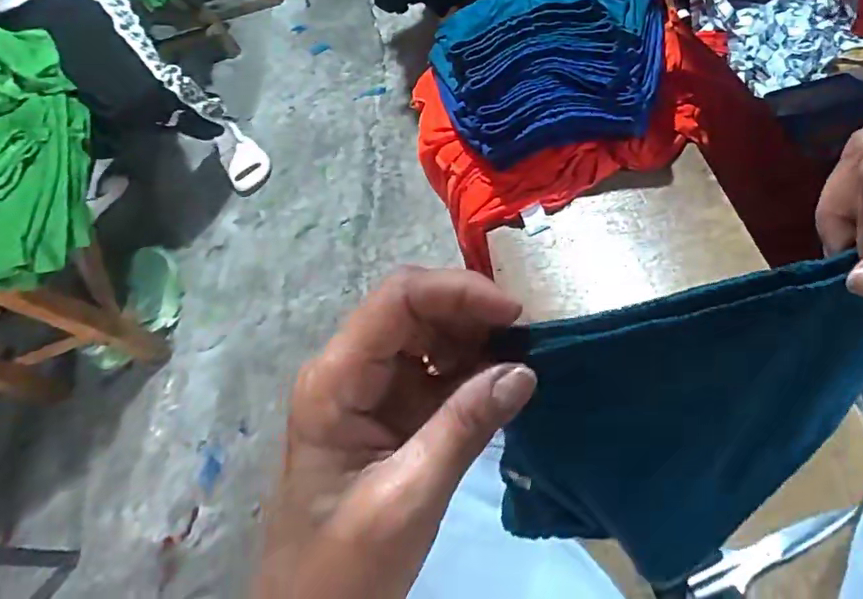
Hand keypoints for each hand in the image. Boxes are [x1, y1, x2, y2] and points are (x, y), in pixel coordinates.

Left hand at [255, 269, 535, 598]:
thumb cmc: (342, 570)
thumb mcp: (407, 498)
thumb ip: (464, 427)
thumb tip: (524, 370)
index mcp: (336, 379)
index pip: (399, 299)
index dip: (458, 292)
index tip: (513, 312)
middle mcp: (351, 367)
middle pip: (417, 305)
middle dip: (473, 310)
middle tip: (526, 333)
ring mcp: (373, 385)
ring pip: (432, 329)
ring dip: (477, 335)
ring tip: (521, 354)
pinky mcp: (394, 406)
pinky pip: (439, 364)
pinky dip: (475, 365)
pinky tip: (502, 381)